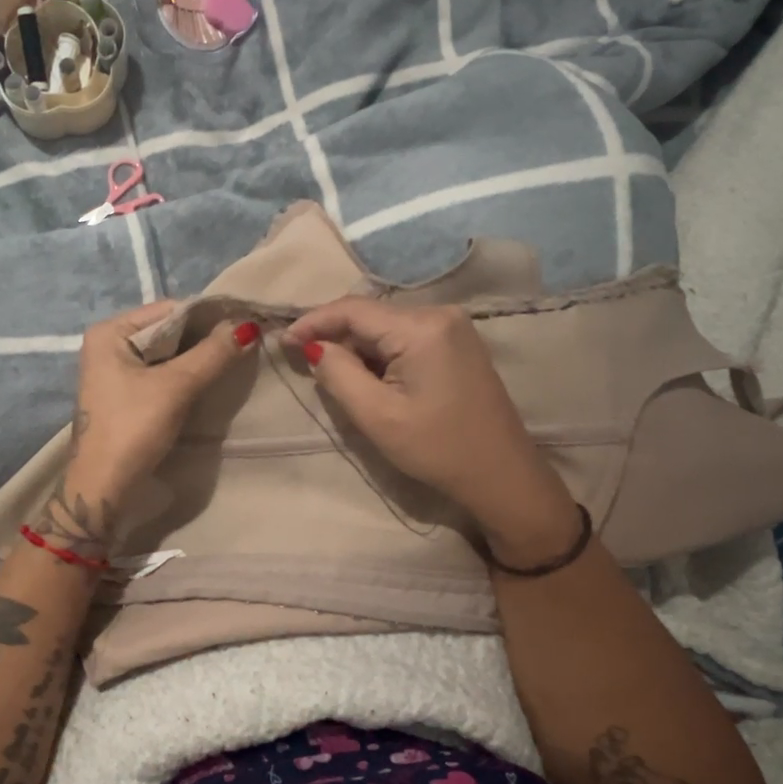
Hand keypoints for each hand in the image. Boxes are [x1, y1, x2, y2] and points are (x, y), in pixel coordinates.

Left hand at [41, 302, 257, 556]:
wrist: (102, 489)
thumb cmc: (132, 430)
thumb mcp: (176, 387)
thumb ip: (213, 353)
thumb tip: (249, 325)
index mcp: (110, 331)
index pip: (169, 309)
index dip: (208, 316)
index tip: (246, 325)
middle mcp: (108, 344)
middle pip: (169, 330)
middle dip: (204, 338)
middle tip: (246, 344)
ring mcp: (115, 372)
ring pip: (167, 354)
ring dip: (198, 359)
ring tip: (234, 361)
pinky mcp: (125, 396)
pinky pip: (161, 375)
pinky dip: (185, 376)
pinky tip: (210, 381)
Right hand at [286, 298, 578, 562]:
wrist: (500, 474)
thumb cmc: (437, 448)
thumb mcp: (377, 416)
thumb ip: (338, 374)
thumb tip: (312, 347)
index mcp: (422, 327)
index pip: (353, 309)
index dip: (313, 322)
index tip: (282, 343)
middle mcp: (440, 314)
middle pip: (370, 315)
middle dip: (334, 337)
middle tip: (305, 366)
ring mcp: (454, 327)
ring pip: (386, 327)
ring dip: (357, 348)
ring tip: (335, 378)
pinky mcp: (458, 344)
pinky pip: (405, 337)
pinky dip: (380, 354)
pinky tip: (369, 379)